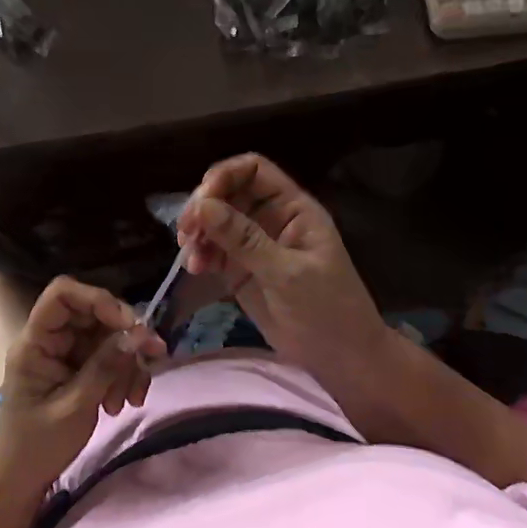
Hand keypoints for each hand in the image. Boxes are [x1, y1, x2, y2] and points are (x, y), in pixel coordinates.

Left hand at [0, 277, 166, 496]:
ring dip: (128, 364)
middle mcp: (50, 341)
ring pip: (108, 337)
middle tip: (153, 356)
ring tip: (131, 399)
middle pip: (94, 314)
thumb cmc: (38, 445)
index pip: (63, 295)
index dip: (98, 299)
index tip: (130, 323)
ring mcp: (66, 355)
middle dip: (125, 336)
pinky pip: (110, 359)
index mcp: (35, 343)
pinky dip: (125, 376)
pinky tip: (127, 402)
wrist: (21, 479)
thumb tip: (138, 333)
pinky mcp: (79, 370)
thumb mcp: (75, 407)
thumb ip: (106, 367)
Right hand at [175, 154, 391, 385]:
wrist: (339, 356)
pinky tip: (195, 268)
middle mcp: (271, 219)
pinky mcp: (241, 271)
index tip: (201, 202)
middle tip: (186, 233)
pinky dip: (200, 255)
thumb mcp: (286, 272)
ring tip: (191, 258)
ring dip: (198, 234)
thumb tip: (201, 206)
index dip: (224, 177)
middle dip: (203, 208)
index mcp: (293, 208)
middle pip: (227, 194)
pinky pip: (213, 251)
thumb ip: (244, 239)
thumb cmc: (326, 308)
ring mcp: (254, 246)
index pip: (253, 171)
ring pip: (215, 223)